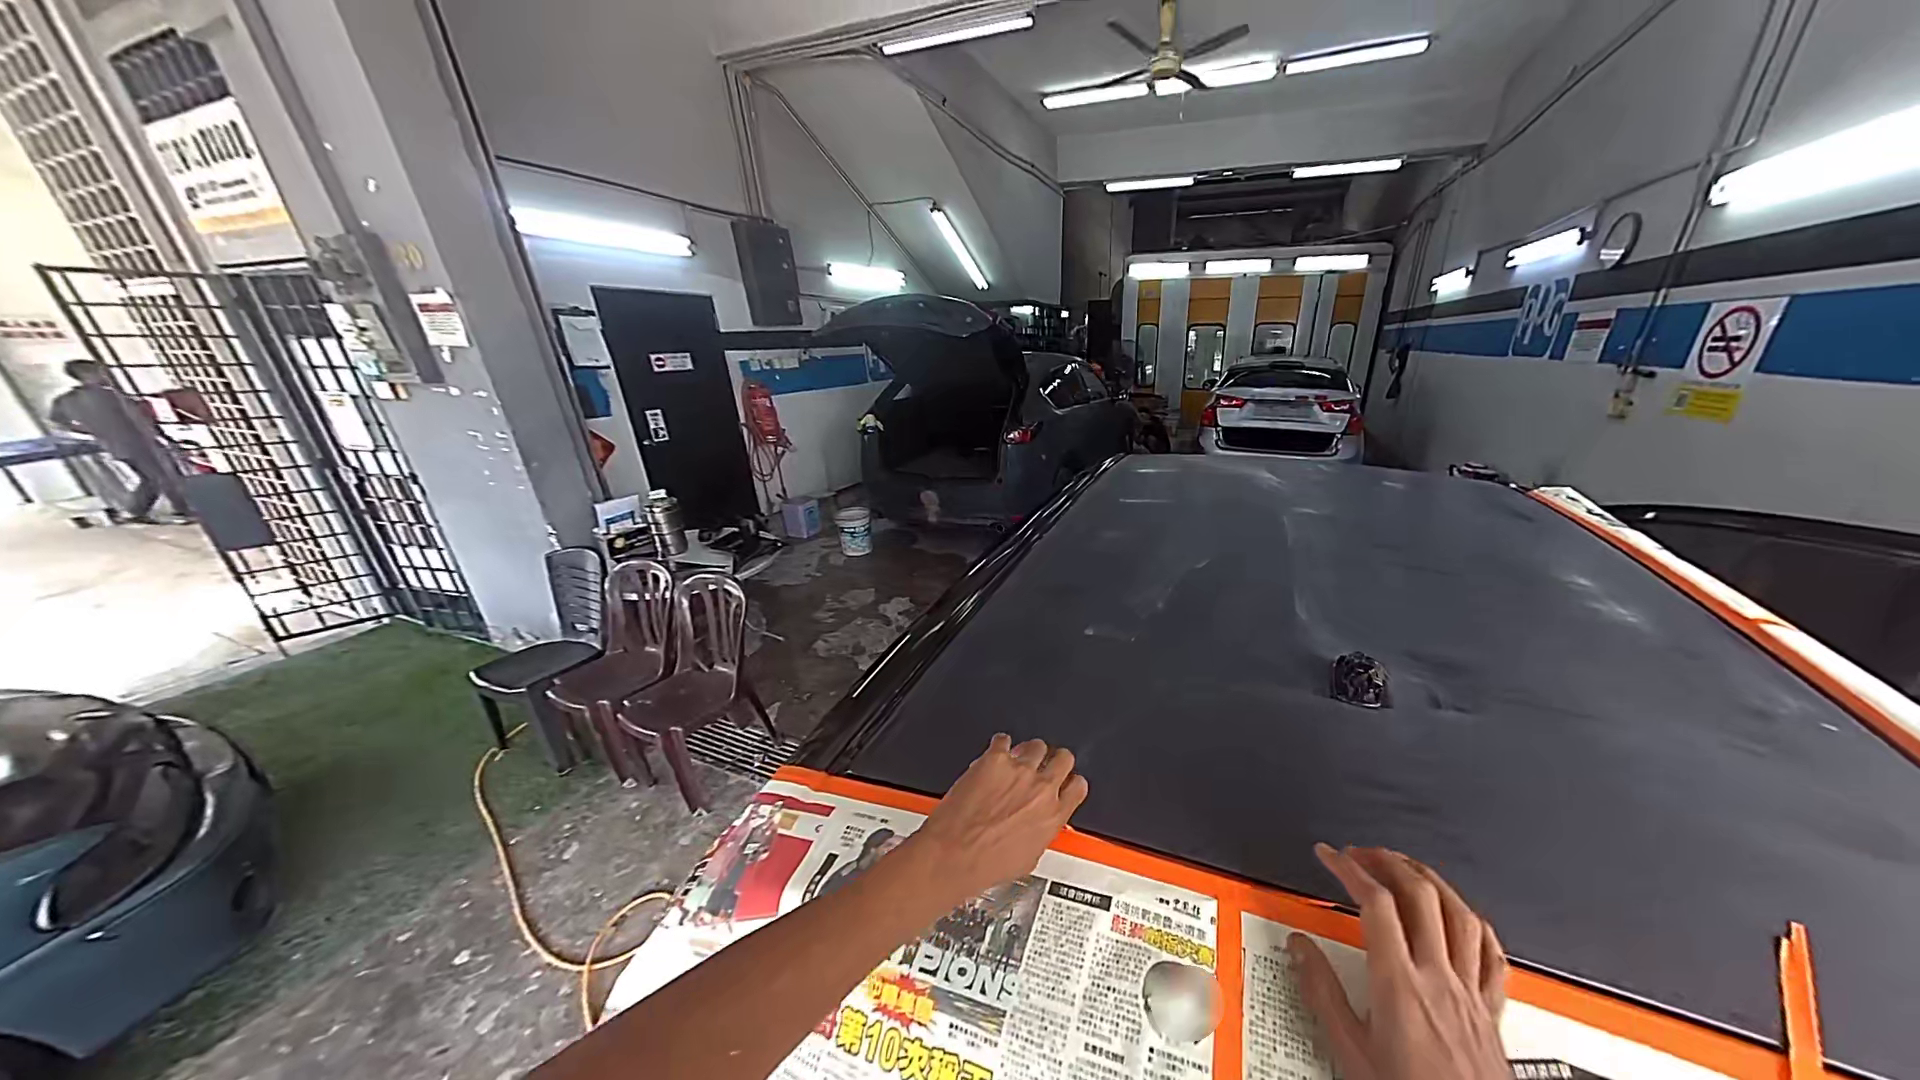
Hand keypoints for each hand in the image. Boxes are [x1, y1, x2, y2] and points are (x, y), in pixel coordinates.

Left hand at [900, 735, 1087, 904]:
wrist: (955, 853)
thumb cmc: (986, 862)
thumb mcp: (1029, 858)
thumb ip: (1042, 832)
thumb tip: (1038, 826)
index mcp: (1053, 816)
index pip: (1077, 786)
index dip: (1071, 781)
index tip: (1065, 780)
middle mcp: (1040, 789)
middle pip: (1063, 758)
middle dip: (1055, 759)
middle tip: (1044, 763)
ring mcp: (1018, 771)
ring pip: (1036, 745)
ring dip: (1028, 751)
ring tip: (1018, 757)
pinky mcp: (994, 759)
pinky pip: (1003, 740)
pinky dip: (1000, 744)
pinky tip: (995, 752)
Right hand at [1289, 844, 1508, 1079]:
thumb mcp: (1351, 1051)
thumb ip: (1321, 992)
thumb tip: (1299, 948)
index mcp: (1400, 984)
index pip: (1375, 902)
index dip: (1349, 868)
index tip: (1330, 856)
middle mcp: (1440, 980)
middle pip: (1420, 895)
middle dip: (1386, 861)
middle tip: (1361, 853)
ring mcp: (1471, 993)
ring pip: (1460, 915)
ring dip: (1429, 879)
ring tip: (1405, 866)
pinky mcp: (1492, 1012)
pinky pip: (1493, 954)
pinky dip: (1474, 922)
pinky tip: (1460, 914)